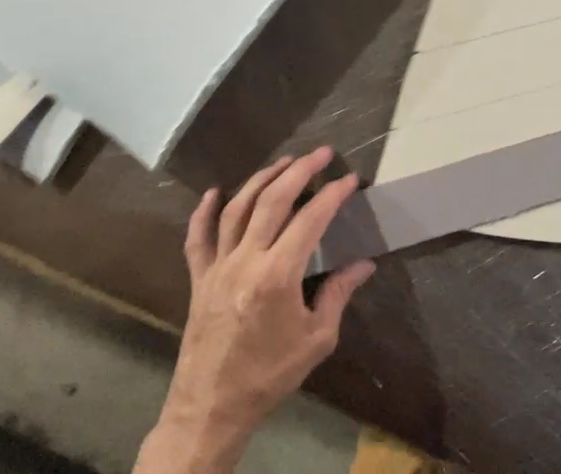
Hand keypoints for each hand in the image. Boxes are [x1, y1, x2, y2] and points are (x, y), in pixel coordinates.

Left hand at [135, 147, 374, 473]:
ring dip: (261, 180)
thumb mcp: (317, 338)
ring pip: (236, 210)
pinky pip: (197, 239)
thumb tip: (363, 264)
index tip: (351, 180)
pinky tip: (215, 193)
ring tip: (284, 162)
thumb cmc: (270, 374)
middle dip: (300, 171)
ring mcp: (216, 269)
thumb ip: (338, 294)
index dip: (333, 195)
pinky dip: (203, 212)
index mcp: (277, 275)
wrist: (210, 408)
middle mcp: (245, 262)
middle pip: (272, 201)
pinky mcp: (198, 281)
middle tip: (322, 153)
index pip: (310, 219)